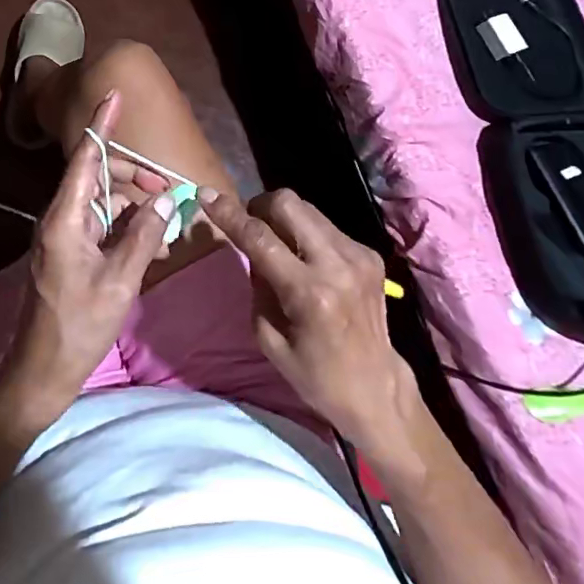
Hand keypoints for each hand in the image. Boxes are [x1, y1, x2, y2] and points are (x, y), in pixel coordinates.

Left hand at [0, 91, 165, 427]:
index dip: (100, 125)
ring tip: (167, 216)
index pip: (85, 158)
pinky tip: (152, 239)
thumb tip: (167, 200)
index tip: (114, 94)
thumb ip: (144, 235)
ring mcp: (64, 234)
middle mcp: (60, 218)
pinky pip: (101, 222)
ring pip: (103, 200)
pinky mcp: (70, 250)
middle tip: (171, 190)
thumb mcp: (120, 280)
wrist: (42, 369)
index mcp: (65, 218)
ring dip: (135, 202)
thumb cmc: (79, 325)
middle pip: (99, 176)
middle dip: (135, 175)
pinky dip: (126, 223)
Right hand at [200, 188, 418, 447]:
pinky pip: (325, 225)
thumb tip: (251, 246)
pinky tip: (306, 259)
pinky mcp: (369, 253)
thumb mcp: (269, 338)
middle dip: (260, 205)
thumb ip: (257, 284)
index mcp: (309, 293)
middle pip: (289, 204)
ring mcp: (358, 254)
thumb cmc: (315, 374)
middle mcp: (337, 264)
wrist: (376, 387)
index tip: (206, 195)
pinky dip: (306, 233)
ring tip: (278, 244)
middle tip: (250, 225)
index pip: (260, 238)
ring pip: (308, 208)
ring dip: (284, 218)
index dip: (229, 214)